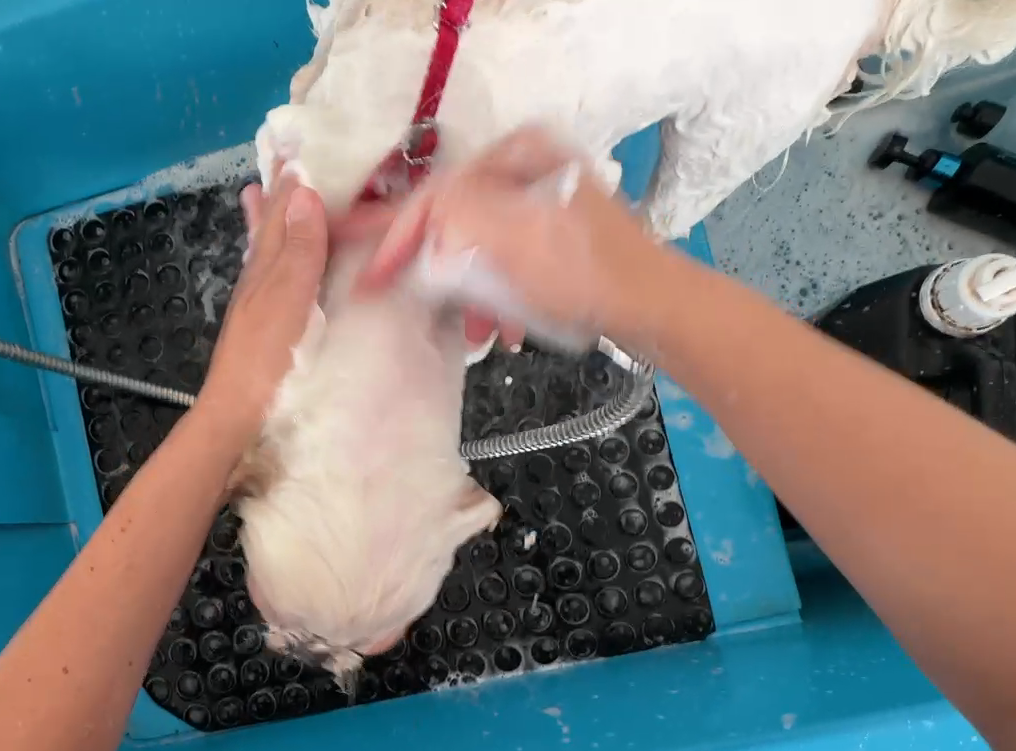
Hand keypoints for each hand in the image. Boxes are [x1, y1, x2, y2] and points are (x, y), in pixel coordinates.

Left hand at [196, 172, 328, 436]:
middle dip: (281, 191)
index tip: (305, 143)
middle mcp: (259, 275)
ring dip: (268, 218)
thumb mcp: (289, 300)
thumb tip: (304, 192)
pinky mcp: (260, 324)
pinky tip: (260, 259)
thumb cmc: (267, 358)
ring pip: (265, 248)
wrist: (237, 411)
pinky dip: (265, 257)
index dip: (295, 180)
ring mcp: (256, 300)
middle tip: (286, 155)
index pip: (285, 210)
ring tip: (259, 189)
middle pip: (272, 224)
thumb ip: (300, 250)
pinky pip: (265, 276)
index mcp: (269, 264)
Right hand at [357, 126, 667, 346]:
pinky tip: (496, 328)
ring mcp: (536, 206)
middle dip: (431, 271)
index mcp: (514, 155)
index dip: (393, 239)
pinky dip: (491, 298)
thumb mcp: (509, 239)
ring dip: (464, 294)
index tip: (366, 278)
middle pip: (450, 223)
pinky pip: (498, 266)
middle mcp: (524, 170)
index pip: (431, 196)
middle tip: (400, 302)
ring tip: (469, 331)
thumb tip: (418, 226)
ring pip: (473, 249)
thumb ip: (454, 217)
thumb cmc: (580, 273)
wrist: (648, 307)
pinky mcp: (548, 240)